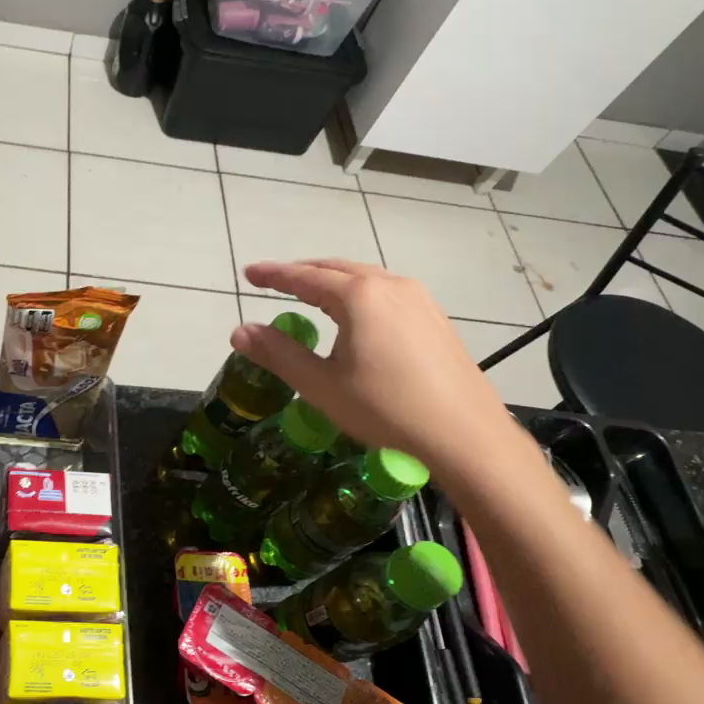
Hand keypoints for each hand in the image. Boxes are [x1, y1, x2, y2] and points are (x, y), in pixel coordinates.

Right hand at [232, 259, 529, 482]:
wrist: (464, 434)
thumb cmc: (386, 409)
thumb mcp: (321, 385)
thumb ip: (278, 353)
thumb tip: (239, 331)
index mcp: (360, 296)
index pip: (304, 277)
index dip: (273, 275)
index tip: (248, 273)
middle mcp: (391, 286)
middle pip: (336, 269)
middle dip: (301, 272)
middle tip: (273, 281)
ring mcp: (419, 300)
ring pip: (364, 278)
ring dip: (331, 282)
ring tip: (308, 294)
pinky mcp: (435, 318)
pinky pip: (386, 293)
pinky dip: (358, 294)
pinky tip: (354, 316)